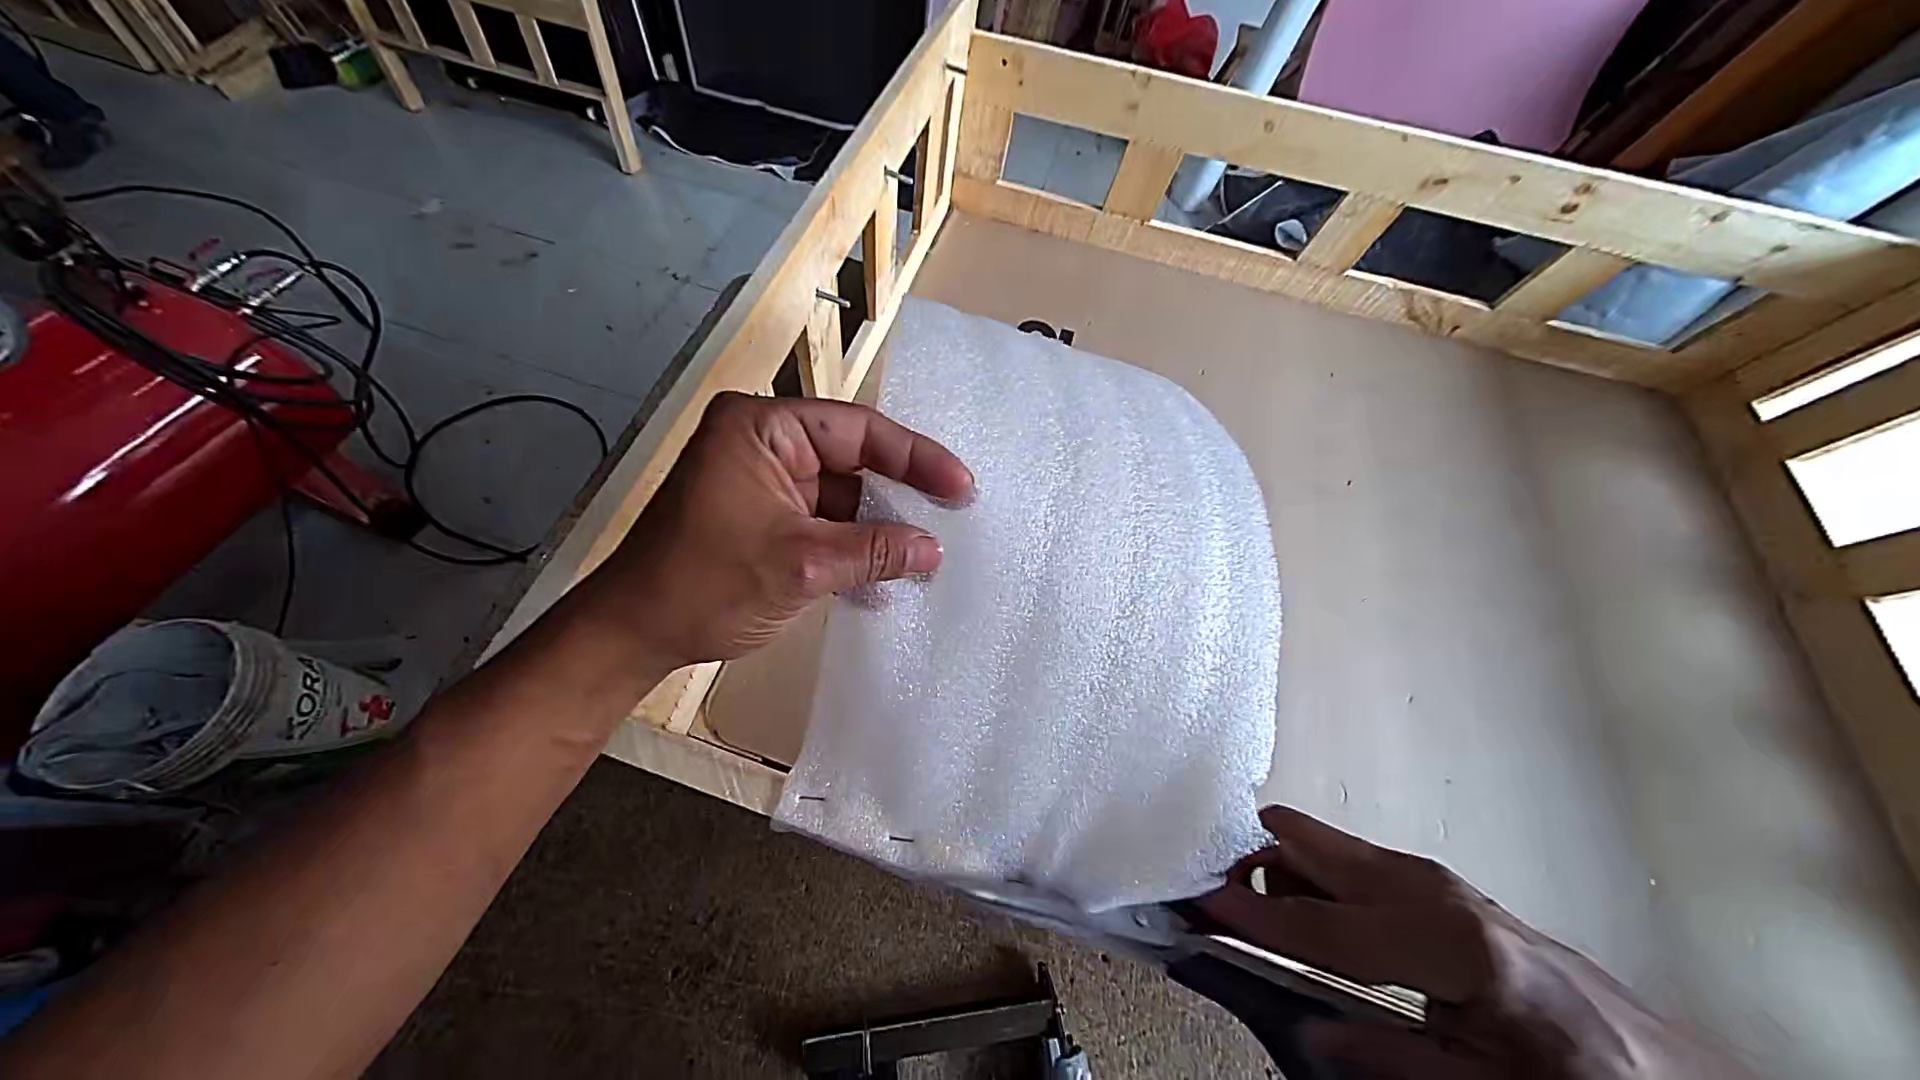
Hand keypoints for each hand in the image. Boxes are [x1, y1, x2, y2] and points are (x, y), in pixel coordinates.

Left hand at [581, 392, 973, 669]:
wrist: (635, 634)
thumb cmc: (704, 584)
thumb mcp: (802, 564)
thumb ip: (873, 551)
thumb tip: (932, 549)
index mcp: (761, 429)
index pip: (857, 430)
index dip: (915, 458)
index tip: (959, 485)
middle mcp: (764, 445)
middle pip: (854, 460)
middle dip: (900, 493)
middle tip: (954, 513)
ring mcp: (767, 483)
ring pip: (844, 497)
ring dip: (880, 528)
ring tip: (928, 550)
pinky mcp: (769, 518)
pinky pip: (826, 523)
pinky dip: (855, 546)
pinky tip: (889, 572)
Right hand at [1195, 807, 1758, 1079]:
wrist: (1647, 1058)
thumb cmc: (1575, 1074)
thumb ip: (1391, 1060)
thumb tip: (1308, 1033)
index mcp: (1446, 942)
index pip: (1322, 924)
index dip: (1255, 916)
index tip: (1202, 904)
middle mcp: (1428, 888)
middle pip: (1309, 846)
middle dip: (1253, 860)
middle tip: (1215, 892)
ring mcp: (1425, 874)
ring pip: (1320, 843)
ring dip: (1276, 865)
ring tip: (1251, 908)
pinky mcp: (1424, 877)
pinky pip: (1342, 859)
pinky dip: (1305, 871)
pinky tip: (1300, 909)